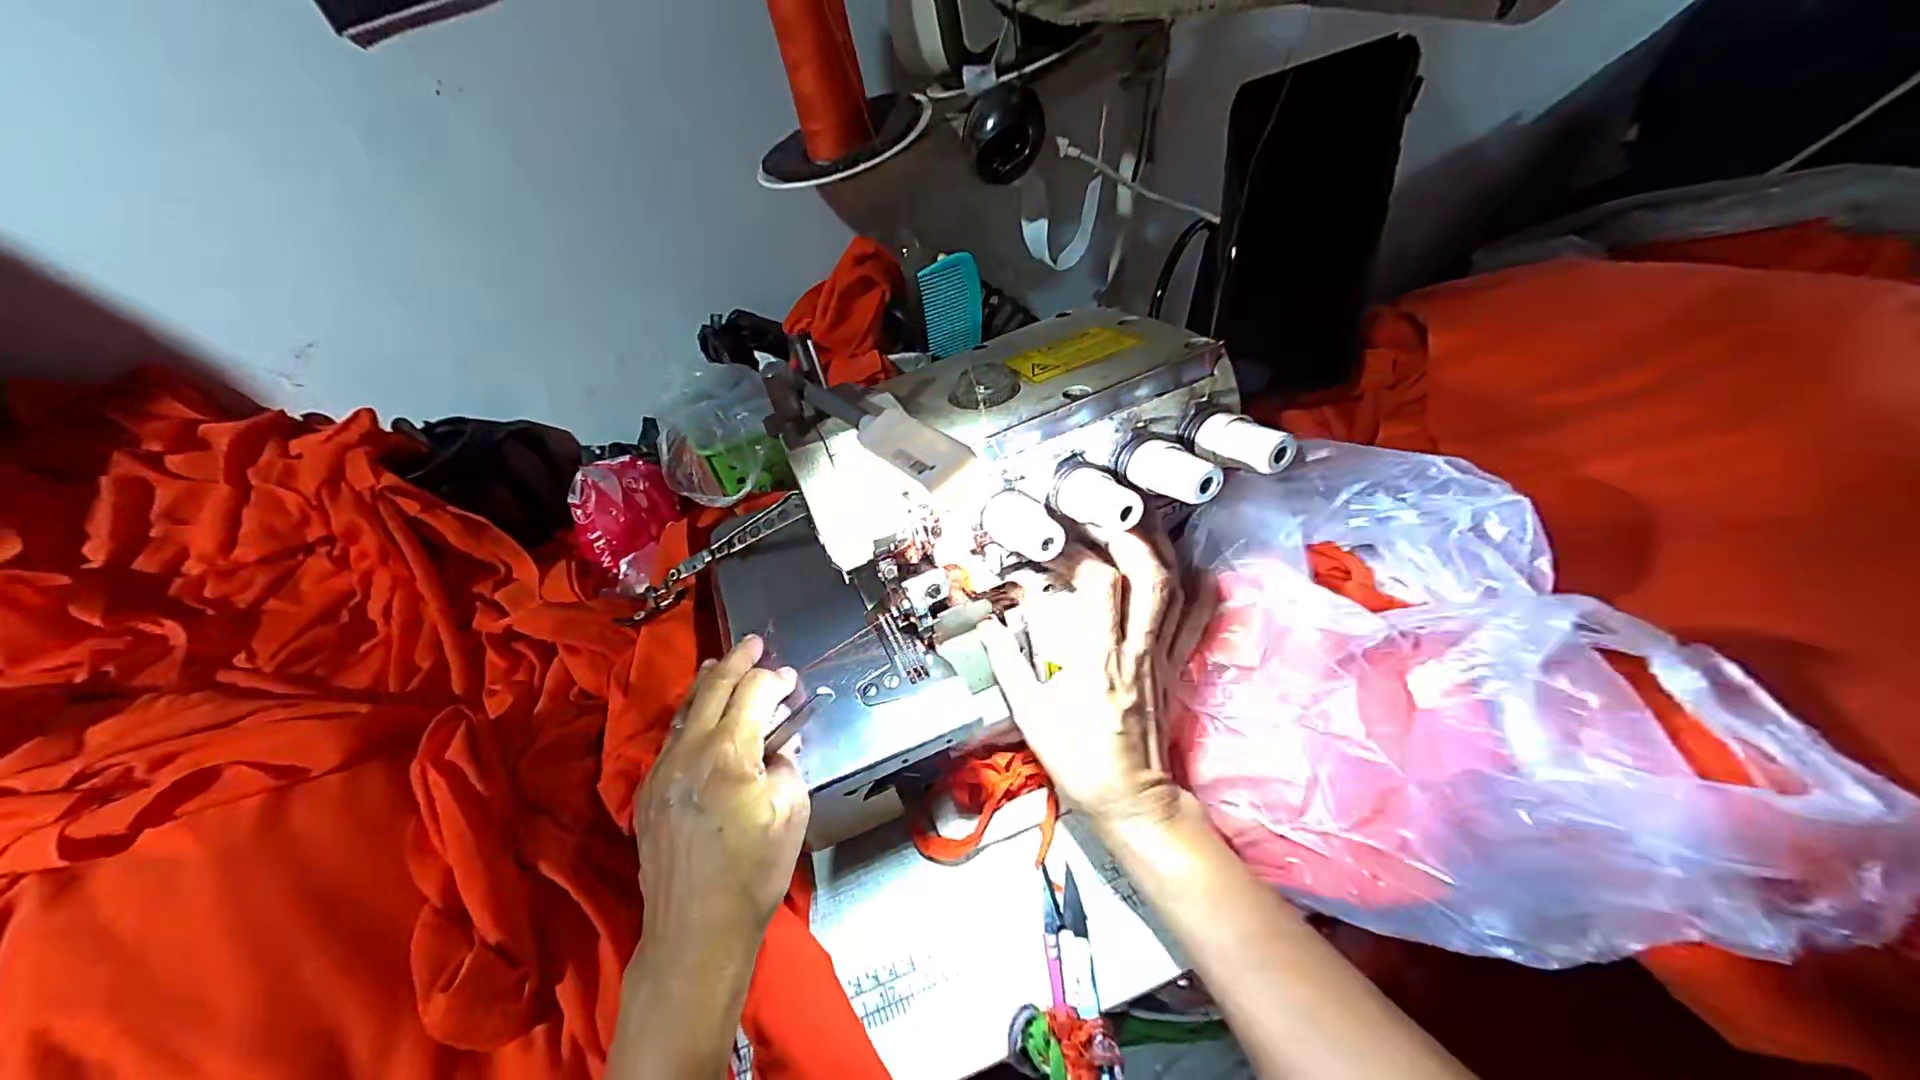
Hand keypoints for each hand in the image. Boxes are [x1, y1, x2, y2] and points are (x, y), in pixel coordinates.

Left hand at [633, 634, 809, 957]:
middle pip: (713, 688)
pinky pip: (672, 737)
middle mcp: (689, 752)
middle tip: (754, 643)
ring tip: (721, 663)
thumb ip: (787, 765)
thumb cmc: (754, 871)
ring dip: (707, 682)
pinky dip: (691, 715)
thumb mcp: (792, 811)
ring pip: (686, 709)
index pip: (753, 694)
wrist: (697, 928)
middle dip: (737, 661)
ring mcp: (662, 771)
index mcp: (729, 754)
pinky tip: (700, 713)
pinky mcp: (649, 792)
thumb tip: (777, 746)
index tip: (790, 678)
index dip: (775, 679)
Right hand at [979, 524, 1187, 828]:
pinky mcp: (1174, 666)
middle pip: (1151, 577)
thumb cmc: (1079, 758)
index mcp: (1097, 659)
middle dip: (1134, 535)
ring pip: (1176, 591)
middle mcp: (1135, 649)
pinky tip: (1192, 568)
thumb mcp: (1029, 711)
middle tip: (1111, 514)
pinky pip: (1197, 623)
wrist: (1130, 796)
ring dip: (1162, 550)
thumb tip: (987, 627)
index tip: (1057, 547)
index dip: (1080, 555)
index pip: (1100, 586)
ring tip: (1143, 524)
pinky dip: (1200, 591)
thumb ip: (1007, 662)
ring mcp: (1160, 656)